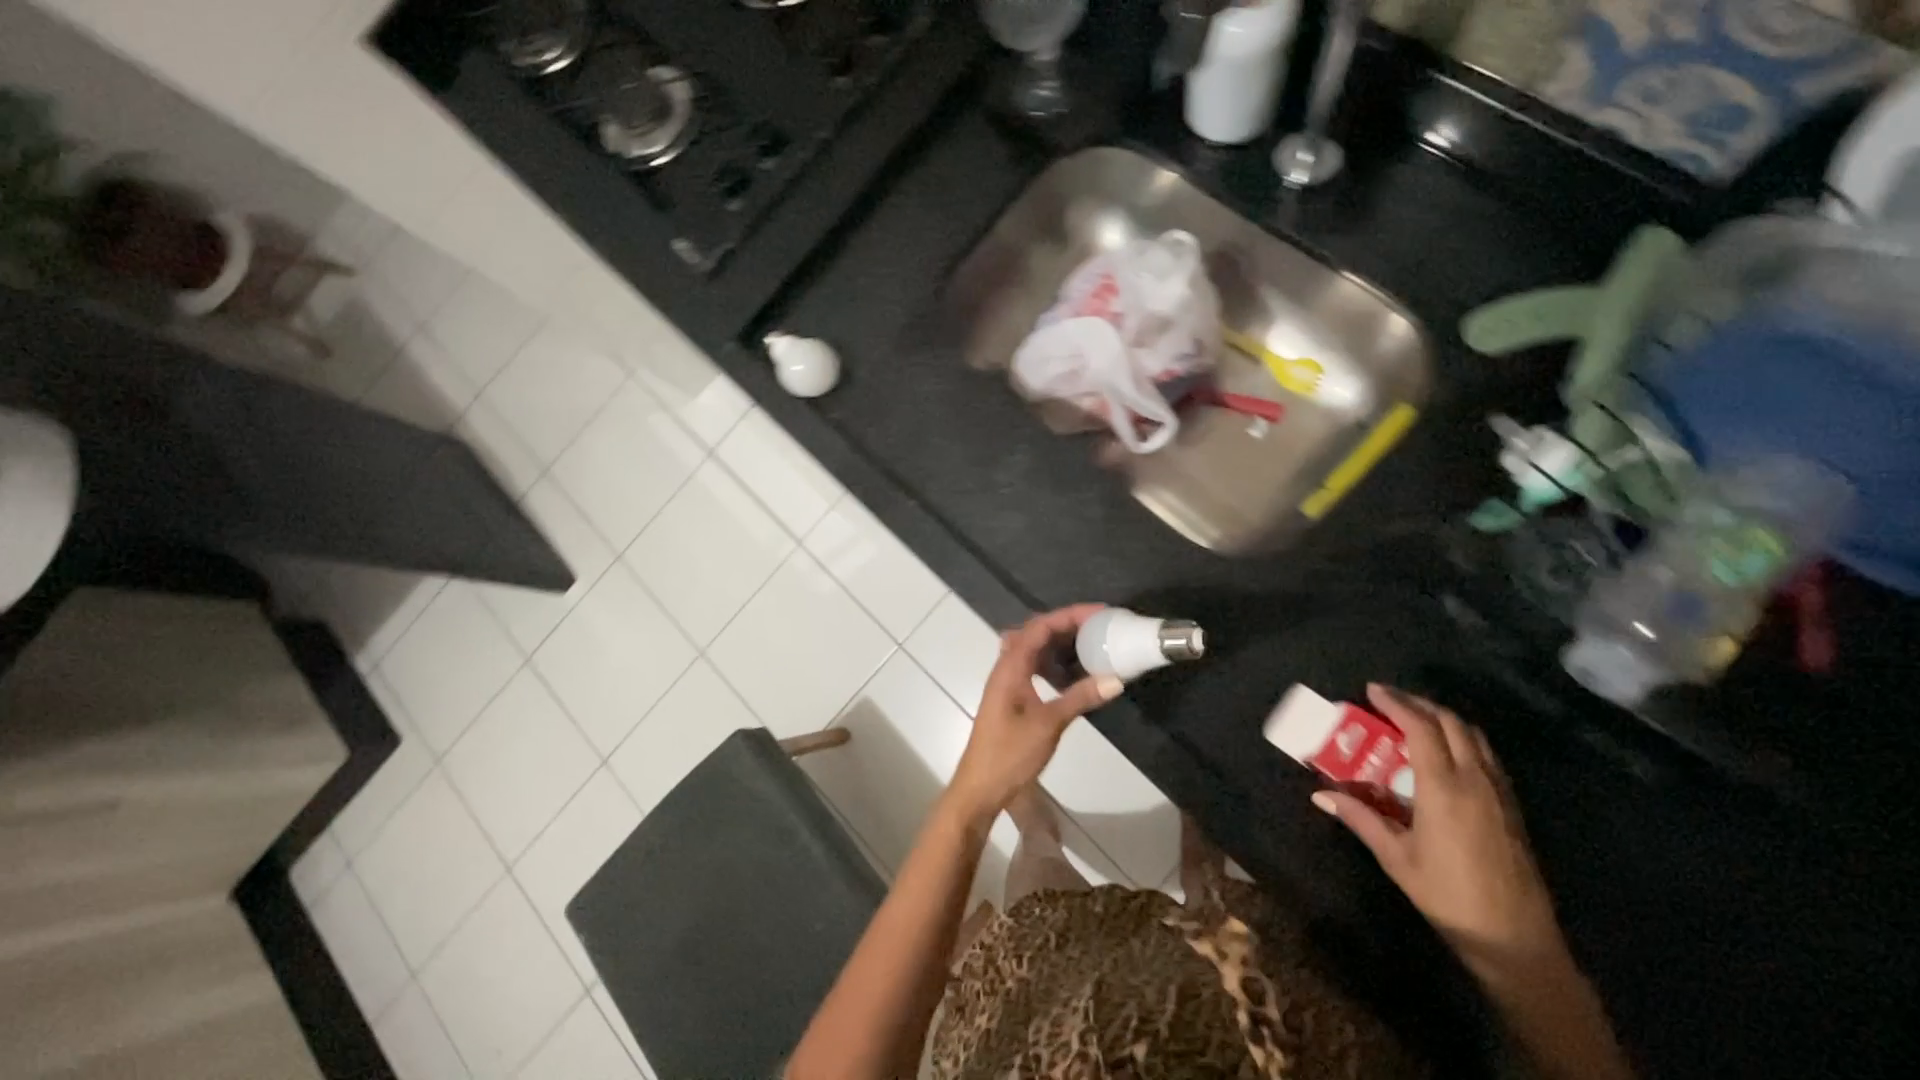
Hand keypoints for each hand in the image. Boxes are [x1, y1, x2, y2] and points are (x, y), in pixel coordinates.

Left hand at [946, 605, 1123, 821]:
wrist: (980, 788)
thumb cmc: (1009, 754)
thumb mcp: (1048, 724)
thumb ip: (1080, 698)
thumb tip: (1115, 679)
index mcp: (1010, 668)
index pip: (1039, 627)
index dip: (1069, 615)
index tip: (1100, 613)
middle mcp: (1006, 669)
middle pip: (1036, 634)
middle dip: (1068, 626)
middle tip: (1101, 627)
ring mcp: (1009, 685)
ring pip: (1036, 652)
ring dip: (1062, 645)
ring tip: (1093, 646)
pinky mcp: (1014, 700)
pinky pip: (1036, 670)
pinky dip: (1056, 666)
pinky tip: (1076, 676)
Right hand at [1313, 685, 1564, 974]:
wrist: (1513, 935)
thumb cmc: (1446, 895)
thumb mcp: (1395, 857)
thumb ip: (1361, 818)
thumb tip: (1322, 795)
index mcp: (1444, 787)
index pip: (1421, 728)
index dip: (1396, 703)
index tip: (1371, 690)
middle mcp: (1475, 779)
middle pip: (1451, 722)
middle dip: (1419, 704)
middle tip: (1389, 702)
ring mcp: (1498, 791)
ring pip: (1473, 736)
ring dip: (1443, 719)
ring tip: (1414, 722)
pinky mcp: (1510, 805)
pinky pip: (1486, 755)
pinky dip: (1462, 739)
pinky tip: (1445, 755)